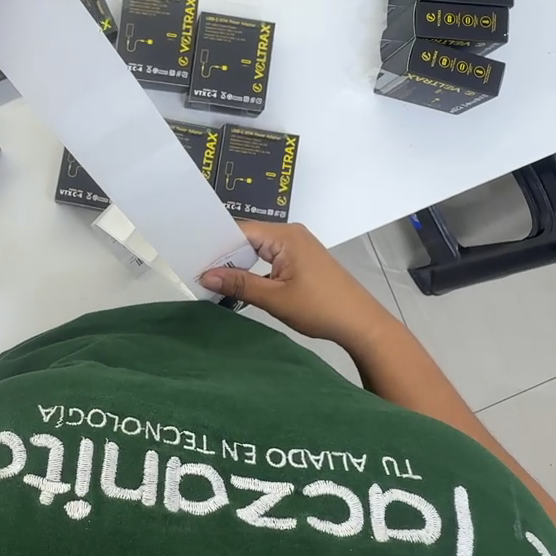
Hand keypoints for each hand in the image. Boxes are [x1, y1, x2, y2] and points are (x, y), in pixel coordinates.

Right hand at [200, 223, 404, 352]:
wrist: (361, 324)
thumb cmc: (321, 308)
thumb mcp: (275, 298)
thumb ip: (239, 284)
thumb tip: (205, 275)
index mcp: (285, 236)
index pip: (240, 231)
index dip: (216, 246)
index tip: (194, 261)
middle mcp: (291, 234)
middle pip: (248, 238)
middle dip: (225, 256)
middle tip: (198, 272)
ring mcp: (298, 246)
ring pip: (258, 249)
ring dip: (239, 265)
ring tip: (213, 279)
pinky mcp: (301, 259)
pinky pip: (269, 258)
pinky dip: (254, 270)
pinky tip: (239, 284)